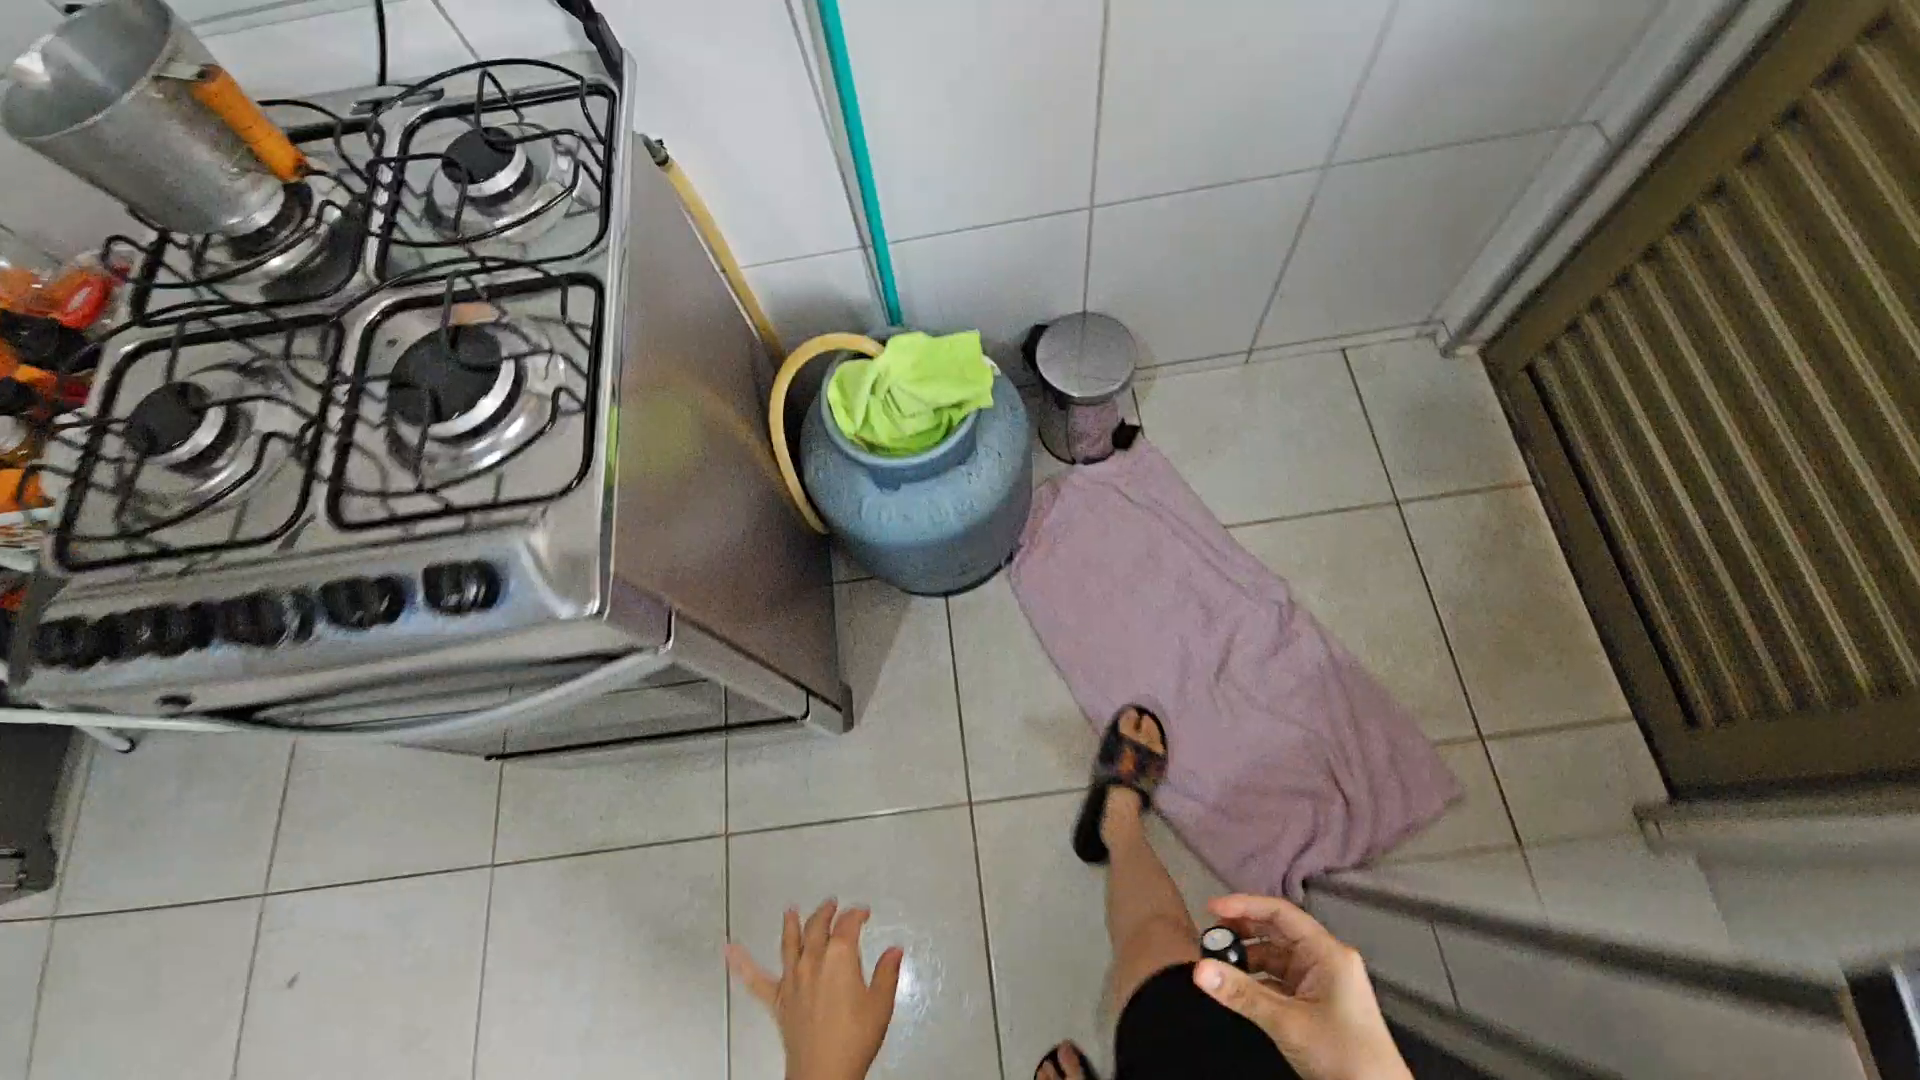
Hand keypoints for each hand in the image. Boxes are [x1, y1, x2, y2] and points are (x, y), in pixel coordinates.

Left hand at [726, 899, 905, 1079]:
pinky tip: (728, 950)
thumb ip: (887, 973)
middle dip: (825, 912)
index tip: (863, 912)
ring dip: (790, 924)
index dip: (856, 914)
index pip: (847, 925)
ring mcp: (792, 979)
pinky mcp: (777, 1000)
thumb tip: (894, 950)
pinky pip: (755, 979)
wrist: (824, 1072)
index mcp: (840, 957)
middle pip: (817, 927)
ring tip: (790, 910)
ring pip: (789, 944)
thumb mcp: (881, 1004)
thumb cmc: (856, 1038)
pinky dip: (741, 963)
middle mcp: (813, 961)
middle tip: (832, 904)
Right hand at [1192, 894, 1411, 1079]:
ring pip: (1276, 958)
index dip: (1245, 906)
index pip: (1280, 913)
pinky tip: (1235, 986)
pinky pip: (1279, 981)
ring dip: (1247, 958)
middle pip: (1277, 932)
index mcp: (1326, 953)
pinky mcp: (1315, 1004)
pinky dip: (1256, 980)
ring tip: (1217, 962)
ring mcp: (1320, 982)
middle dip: (1243, 931)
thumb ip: (1241, 994)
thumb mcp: (1287, 1022)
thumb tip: (1198, 970)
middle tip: (1208, 937)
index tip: (1211, 909)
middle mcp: (1324, 960)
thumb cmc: (1341, 1054)